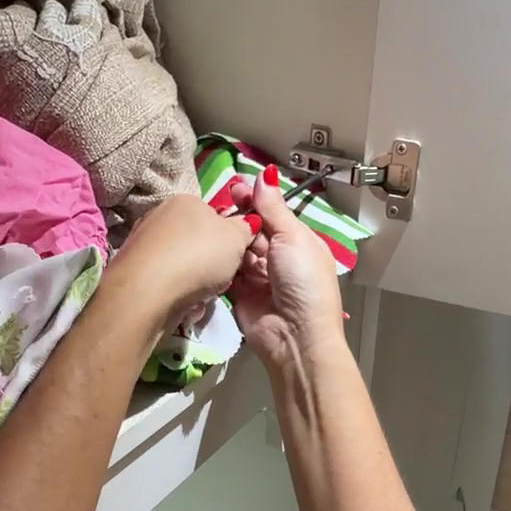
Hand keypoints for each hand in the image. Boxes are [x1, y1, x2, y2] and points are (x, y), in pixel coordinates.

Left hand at [106, 194, 258, 324]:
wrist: (148, 292)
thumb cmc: (199, 257)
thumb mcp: (237, 238)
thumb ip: (246, 227)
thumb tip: (247, 222)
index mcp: (186, 200)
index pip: (216, 216)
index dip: (230, 238)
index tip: (235, 257)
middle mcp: (160, 214)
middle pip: (198, 240)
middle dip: (211, 261)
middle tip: (219, 277)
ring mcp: (143, 241)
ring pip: (183, 262)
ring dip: (195, 278)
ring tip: (199, 293)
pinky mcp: (133, 268)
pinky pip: (166, 278)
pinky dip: (175, 288)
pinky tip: (179, 300)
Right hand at [227, 167, 345, 368]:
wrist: (295, 336)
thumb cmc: (303, 282)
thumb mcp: (293, 237)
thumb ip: (274, 208)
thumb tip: (266, 174)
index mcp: (299, 241)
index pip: (273, 213)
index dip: (255, 200)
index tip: (235, 188)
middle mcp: (279, 257)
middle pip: (253, 230)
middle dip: (238, 218)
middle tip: (218, 206)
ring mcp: (260, 277)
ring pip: (238, 250)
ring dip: (227, 240)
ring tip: (209, 226)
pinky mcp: (241, 294)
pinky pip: (227, 273)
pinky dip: (220, 263)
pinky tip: (207, 249)